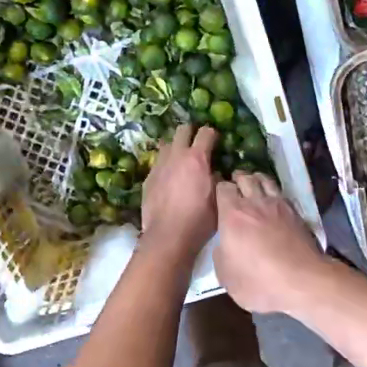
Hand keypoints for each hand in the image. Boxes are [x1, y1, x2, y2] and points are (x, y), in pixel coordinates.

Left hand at [140, 124, 220, 257]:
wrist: (167, 236)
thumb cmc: (199, 219)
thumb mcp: (218, 199)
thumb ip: (218, 180)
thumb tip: (216, 172)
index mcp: (197, 159)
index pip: (206, 132)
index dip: (213, 134)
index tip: (216, 141)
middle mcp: (176, 156)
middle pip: (182, 130)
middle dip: (191, 132)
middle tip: (198, 144)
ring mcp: (159, 166)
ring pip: (167, 144)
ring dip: (176, 147)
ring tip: (181, 159)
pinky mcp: (148, 178)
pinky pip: (158, 163)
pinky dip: (166, 165)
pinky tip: (169, 178)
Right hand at [213, 172, 329, 315]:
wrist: (303, 282)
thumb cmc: (258, 281)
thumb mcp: (226, 275)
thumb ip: (220, 253)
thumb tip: (224, 244)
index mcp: (233, 214)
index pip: (223, 187)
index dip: (219, 190)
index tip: (217, 198)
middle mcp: (255, 203)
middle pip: (245, 177)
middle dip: (237, 180)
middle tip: (234, 189)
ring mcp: (278, 206)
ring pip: (265, 180)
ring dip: (257, 181)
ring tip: (253, 188)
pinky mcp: (296, 213)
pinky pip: (281, 193)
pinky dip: (274, 193)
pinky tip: (272, 203)